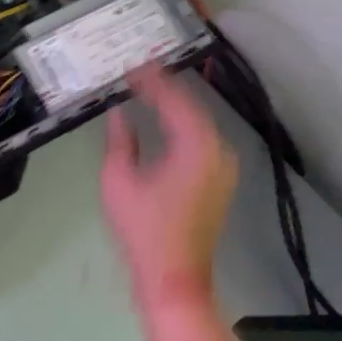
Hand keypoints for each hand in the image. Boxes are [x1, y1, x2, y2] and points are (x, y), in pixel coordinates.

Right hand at [100, 64, 237, 311]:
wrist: (173, 276)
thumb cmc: (143, 228)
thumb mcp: (119, 179)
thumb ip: (120, 140)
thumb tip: (118, 113)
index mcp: (196, 145)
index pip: (173, 99)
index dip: (150, 80)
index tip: (130, 65)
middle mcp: (218, 150)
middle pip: (190, 108)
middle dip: (164, 89)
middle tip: (136, 73)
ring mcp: (223, 167)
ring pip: (197, 124)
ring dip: (174, 107)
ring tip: (146, 91)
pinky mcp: (219, 180)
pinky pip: (201, 140)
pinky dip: (181, 127)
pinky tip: (162, 123)